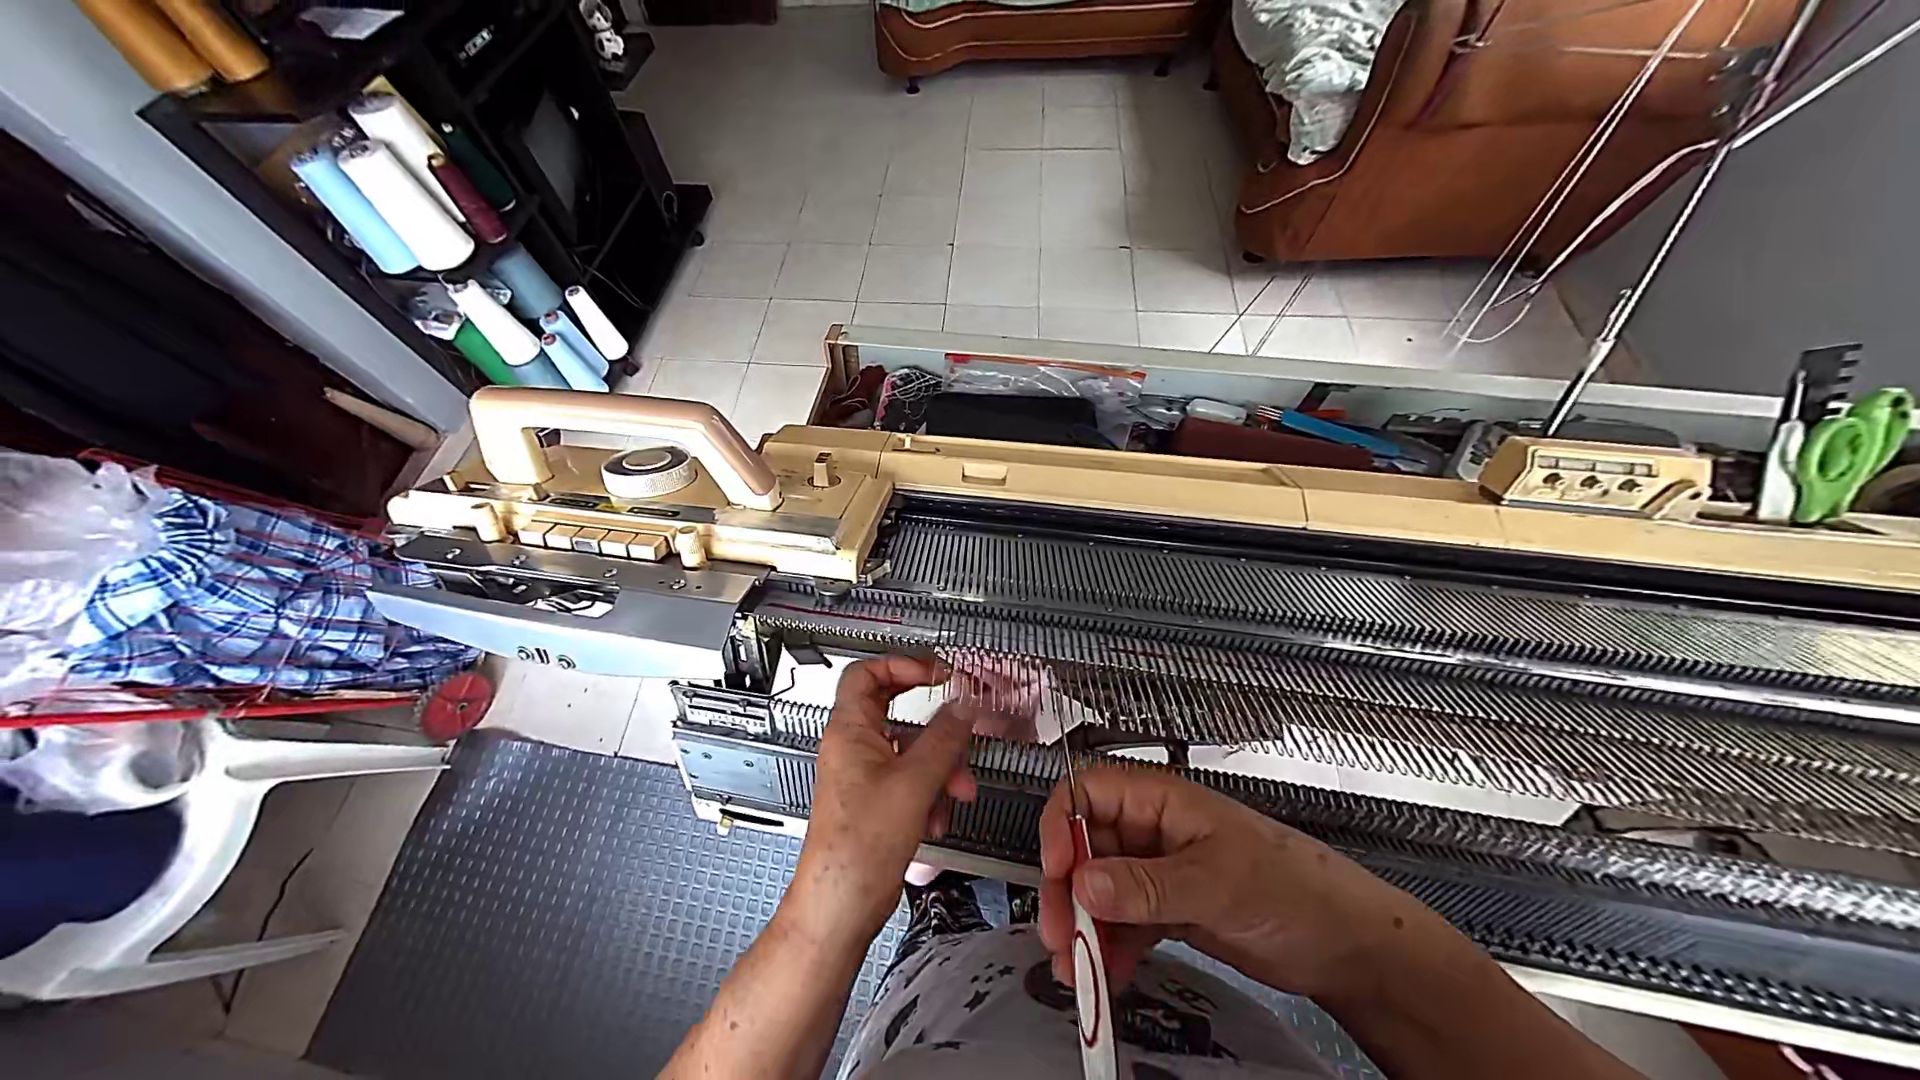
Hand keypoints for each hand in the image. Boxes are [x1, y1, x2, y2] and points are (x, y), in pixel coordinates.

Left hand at [786, 655, 977, 946]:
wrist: (841, 905)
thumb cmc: (855, 848)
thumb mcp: (914, 783)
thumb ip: (944, 739)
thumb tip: (963, 707)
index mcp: (849, 731)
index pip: (867, 673)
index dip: (903, 665)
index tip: (935, 672)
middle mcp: (853, 748)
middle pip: (897, 712)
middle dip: (936, 725)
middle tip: (960, 721)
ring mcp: (864, 775)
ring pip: (910, 750)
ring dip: (941, 766)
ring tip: (957, 790)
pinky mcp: (876, 801)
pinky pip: (910, 779)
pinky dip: (930, 792)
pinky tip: (938, 815)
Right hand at [1038, 766, 1454, 1003]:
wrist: (1346, 943)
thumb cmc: (1293, 886)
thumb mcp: (1215, 881)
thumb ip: (1146, 884)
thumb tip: (1084, 883)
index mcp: (1160, 800)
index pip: (1089, 793)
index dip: (1063, 825)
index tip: (1055, 869)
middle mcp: (1152, 830)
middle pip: (1085, 846)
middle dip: (1066, 890)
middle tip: (1061, 935)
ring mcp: (1159, 871)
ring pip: (1100, 889)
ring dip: (1084, 926)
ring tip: (1079, 968)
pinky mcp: (1168, 907)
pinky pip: (1123, 921)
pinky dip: (1111, 946)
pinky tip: (1110, 972)